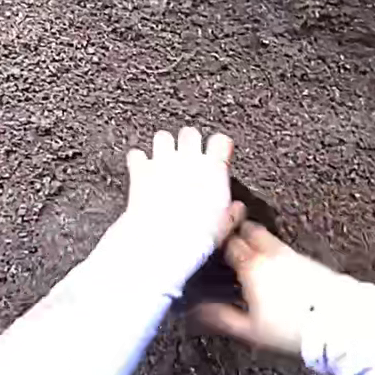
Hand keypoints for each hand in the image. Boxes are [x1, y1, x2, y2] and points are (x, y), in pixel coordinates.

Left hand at [108, 127, 242, 290]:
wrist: (163, 241)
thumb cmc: (196, 235)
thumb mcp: (224, 227)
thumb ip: (232, 212)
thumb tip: (238, 209)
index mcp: (213, 168)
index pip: (220, 141)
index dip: (219, 146)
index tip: (218, 154)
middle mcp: (188, 159)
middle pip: (190, 133)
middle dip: (188, 142)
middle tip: (188, 156)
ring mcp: (162, 162)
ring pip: (162, 136)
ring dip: (162, 145)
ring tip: (164, 159)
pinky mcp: (140, 170)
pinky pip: (136, 154)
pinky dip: (138, 160)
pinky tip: (141, 169)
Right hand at [191, 221, 354, 356]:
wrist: (338, 323)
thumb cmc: (292, 328)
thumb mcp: (250, 330)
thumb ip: (221, 317)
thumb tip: (195, 311)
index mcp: (251, 266)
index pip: (227, 241)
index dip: (215, 240)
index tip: (206, 243)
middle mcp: (270, 253)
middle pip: (247, 229)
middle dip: (235, 231)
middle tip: (224, 239)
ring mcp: (290, 254)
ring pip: (265, 236)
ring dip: (253, 238)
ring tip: (244, 253)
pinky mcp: (306, 260)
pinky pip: (280, 247)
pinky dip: (269, 250)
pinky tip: (269, 266)